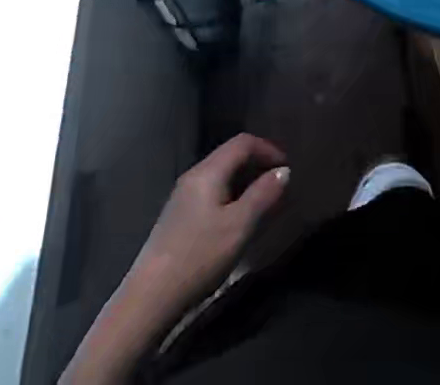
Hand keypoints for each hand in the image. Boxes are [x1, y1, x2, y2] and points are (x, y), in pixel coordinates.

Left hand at [126, 133, 288, 312]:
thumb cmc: (199, 256)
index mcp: (208, 172)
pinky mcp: (180, 215)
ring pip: (221, 174)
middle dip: (258, 164)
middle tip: (280, 185)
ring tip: (265, 202)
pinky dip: (232, 194)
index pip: (242, 143)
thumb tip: (283, 171)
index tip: (287, 168)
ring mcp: (183, 196)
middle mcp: (193, 176)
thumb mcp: (239, 226)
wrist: (151, 296)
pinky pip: (212, 191)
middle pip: (230, 155)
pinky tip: (239, 219)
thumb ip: (263, 195)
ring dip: (246, 181)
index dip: (268, 148)